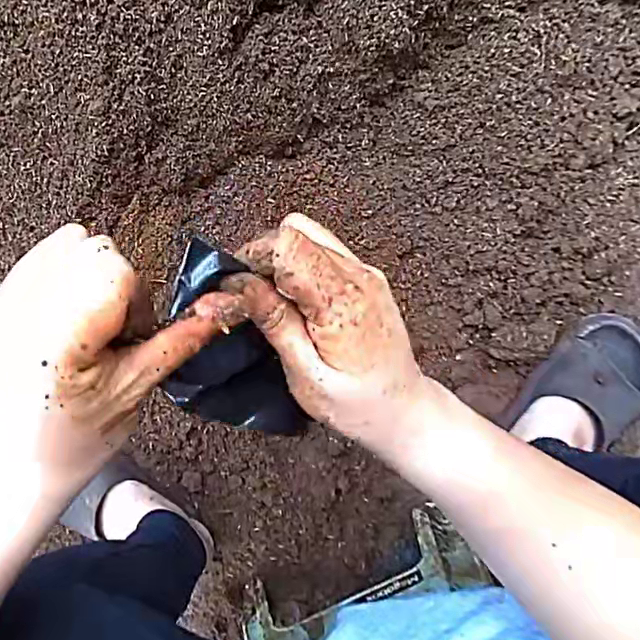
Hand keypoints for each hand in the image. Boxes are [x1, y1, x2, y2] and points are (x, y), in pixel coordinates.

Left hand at [0, 223, 239, 492]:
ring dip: (91, 273)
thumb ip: (176, 343)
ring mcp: (7, 305)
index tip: (132, 332)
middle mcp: (25, 316)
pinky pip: (43, 253)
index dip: (136, 298)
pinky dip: (65, 272)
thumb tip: (217, 312)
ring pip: (70, 241)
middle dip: (116, 282)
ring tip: (88, 322)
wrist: (23, 456)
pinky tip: (68, 312)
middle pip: (94, 248)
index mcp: (60, 344)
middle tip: (110, 330)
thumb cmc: (77, 436)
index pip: (113, 269)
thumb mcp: (134, 392)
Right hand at [221, 214, 431, 449]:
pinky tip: (295, 297)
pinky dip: (298, 262)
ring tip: (272, 297)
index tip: (237, 288)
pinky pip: (322, 247)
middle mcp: (357, 277)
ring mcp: (364, 272)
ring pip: (307, 232)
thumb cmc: (356, 403)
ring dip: (279, 256)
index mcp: (340, 301)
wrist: (402, 410)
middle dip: (261, 256)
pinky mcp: (365, 275)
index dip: (253, 258)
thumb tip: (238, 286)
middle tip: (250, 295)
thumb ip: (274, 322)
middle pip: (295, 230)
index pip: (287, 244)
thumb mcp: (305, 374)